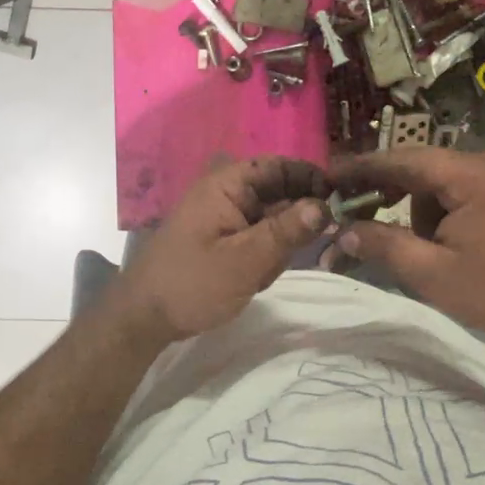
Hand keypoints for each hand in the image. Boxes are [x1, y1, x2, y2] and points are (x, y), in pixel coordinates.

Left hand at [102, 157, 329, 344]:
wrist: (145, 318)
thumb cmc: (192, 284)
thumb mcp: (246, 260)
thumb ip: (286, 231)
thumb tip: (325, 205)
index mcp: (226, 184)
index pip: (280, 165)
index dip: (312, 178)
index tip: (340, 203)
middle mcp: (226, 192)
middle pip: (281, 193)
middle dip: (293, 225)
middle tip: (294, 254)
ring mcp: (224, 216)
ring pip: (273, 221)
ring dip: (277, 248)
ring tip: (261, 274)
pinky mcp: (223, 239)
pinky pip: (258, 240)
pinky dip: (263, 259)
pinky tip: (252, 280)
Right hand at [330, 148, 484, 346]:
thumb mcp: (430, 272)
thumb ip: (382, 244)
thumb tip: (341, 229)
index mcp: (470, 174)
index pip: (403, 159)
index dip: (361, 167)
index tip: (326, 175)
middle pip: (418, 168)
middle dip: (384, 193)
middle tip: (349, 214)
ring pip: (434, 184)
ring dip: (414, 210)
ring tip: (413, 250)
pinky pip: (455, 194)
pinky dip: (436, 215)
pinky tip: (435, 245)